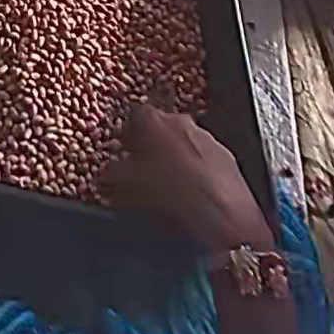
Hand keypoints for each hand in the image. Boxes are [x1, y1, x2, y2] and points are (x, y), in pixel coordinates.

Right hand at [108, 102, 272, 250]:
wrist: (228, 219)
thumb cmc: (176, 195)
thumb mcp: (136, 186)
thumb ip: (117, 175)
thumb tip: (105, 175)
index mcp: (157, 122)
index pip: (135, 114)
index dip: (127, 132)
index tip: (122, 149)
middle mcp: (182, 122)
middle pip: (158, 126)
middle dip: (148, 144)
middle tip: (140, 167)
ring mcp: (206, 136)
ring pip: (181, 139)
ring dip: (170, 155)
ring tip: (165, 182)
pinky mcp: (225, 155)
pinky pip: (200, 153)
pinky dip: (191, 165)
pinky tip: (189, 189)